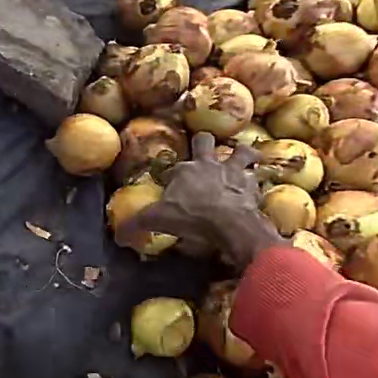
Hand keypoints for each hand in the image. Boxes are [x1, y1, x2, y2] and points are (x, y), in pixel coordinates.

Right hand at [121, 132, 285, 267]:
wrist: (231, 223)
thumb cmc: (192, 217)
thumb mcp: (158, 220)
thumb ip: (136, 225)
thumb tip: (116, 236)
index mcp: (185, 170)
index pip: (174, 167)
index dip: (172, 175)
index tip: (171, 184)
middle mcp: (209, 164)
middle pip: (206, 142)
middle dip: (206, 143)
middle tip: (208, 151)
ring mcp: (234, 173)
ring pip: (243, 152)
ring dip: (245, 155)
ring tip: (247, 160)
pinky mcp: (254, 186)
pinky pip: (260, 180)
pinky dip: (260, 184)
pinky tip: (260, 190)